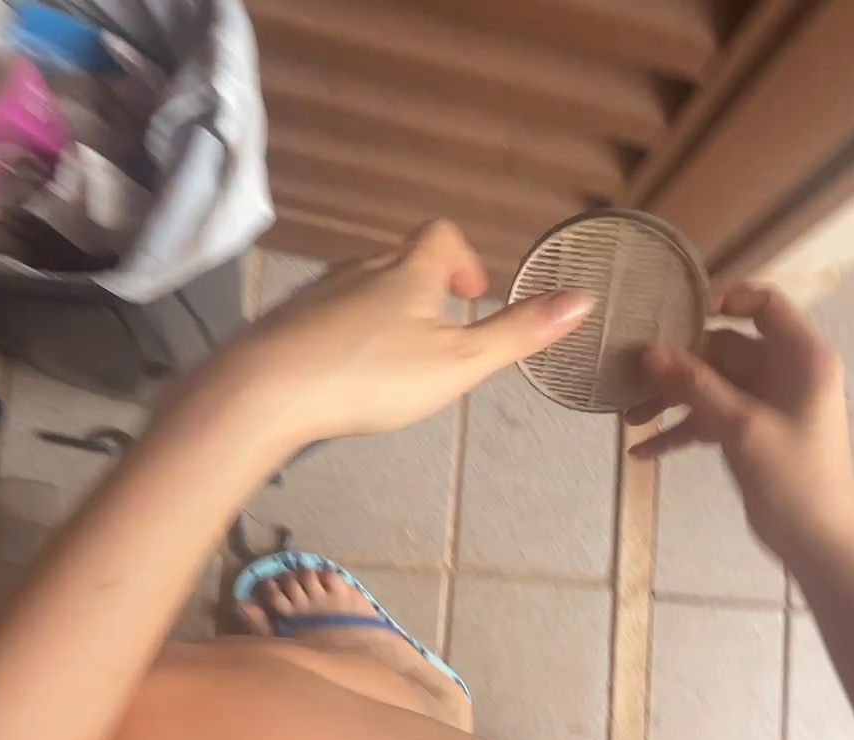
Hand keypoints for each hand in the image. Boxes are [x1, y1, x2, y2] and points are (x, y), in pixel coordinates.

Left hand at [214, 221, 594, 441]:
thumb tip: (585, 298)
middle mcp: (360, 270)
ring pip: (361, 289)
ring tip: (394, 359)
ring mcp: (317, 294)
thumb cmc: (373, 375)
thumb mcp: (458, 363)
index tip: (471, 294)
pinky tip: (345, 371)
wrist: (268, 389)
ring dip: (386, 312)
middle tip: (438, 338)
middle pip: (400, 262)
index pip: (440, 236)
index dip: (462, 257)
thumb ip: (518, 334)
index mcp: (407, 272)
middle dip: (426, 291)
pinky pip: (326, 315)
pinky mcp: (286, 322)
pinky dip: (347, 332)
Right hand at [627, 283, 853, 560]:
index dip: (724, 299)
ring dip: (671, 401)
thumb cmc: (793, 478)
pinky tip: (643, 451)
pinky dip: (680, 431)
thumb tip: (650, 353)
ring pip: (709, 385)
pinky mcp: (749, 431)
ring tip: (629, 419)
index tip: (676, 313)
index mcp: (801, 357)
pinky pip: (708, 418)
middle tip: (633, 377)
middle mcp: (784, 372)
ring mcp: (765, 402)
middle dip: (678, 366)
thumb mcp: (742, 427)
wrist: (816, 539)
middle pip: (723, 349)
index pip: (764, 305)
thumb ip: (695, 387)